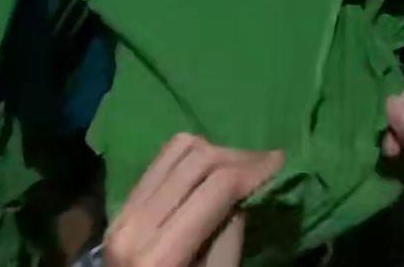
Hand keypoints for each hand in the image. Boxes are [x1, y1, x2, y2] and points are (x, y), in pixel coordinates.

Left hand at [103, 134, 282, 266]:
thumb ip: (231, 233)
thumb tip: (247, 187)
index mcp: (159, 256)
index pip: (216, 187)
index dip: (253, 169)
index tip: (282, 162)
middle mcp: (134, 225)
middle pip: (198, 159)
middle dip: (239, 156)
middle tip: (267, 163)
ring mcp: (122, 213)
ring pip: (180, 148)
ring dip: (216, 151)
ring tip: (240, 166)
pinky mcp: (121, 208)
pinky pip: (162, 159)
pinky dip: (192, 155)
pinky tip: (211, 168)